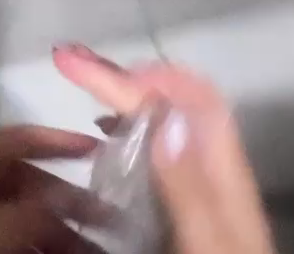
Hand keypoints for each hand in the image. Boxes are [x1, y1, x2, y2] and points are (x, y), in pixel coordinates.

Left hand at [0, 125, 100, 253]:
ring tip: (92, 253)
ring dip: (56, 235)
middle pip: (32, 184)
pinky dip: (32, 247)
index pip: (27, 137)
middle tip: (114, 232)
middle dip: (70, 208)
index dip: (66, 142)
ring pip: (22, 216)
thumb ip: (28, 214)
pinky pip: (4, 237)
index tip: (108, 154)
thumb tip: (72, 203)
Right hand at [53, 45, 273, 253]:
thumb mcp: (207, 250)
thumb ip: (189, 192)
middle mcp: (216, 176)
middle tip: (70, 60)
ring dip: (125, 93)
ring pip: (170, 120)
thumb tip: (164, 116)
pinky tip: (105, 141)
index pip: (187, 100)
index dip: (137, 77)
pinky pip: (161, 148)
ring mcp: (205, 194)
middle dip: (123, 73)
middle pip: (178, 101)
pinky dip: (129, 126)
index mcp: (223, 180)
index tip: (84, 69)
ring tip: (81, 87)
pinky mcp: (192, 214)